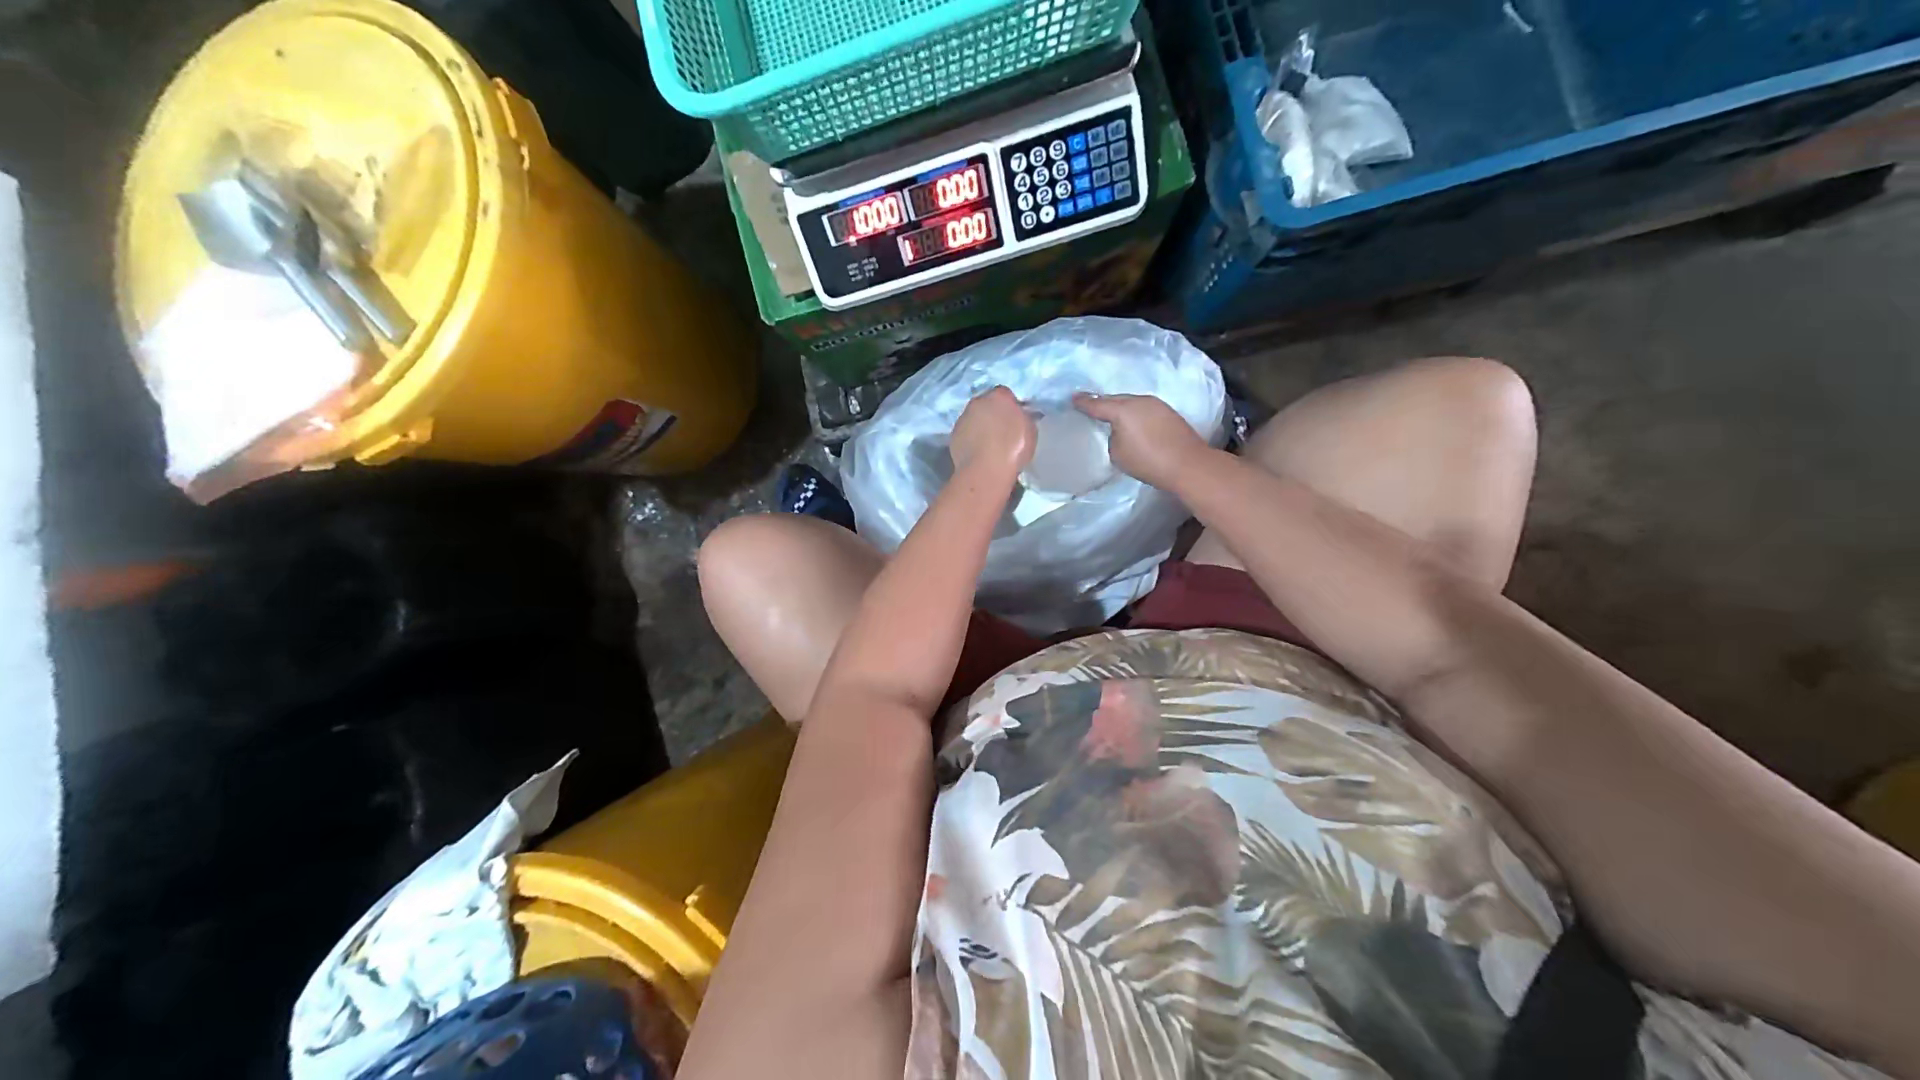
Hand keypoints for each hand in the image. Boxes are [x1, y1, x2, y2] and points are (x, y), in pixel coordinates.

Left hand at [949, 385, 1036, 478]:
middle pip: (986, 404)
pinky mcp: (953, 435)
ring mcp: (962, 418)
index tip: (1015, 419)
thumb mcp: (1030, 429)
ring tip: (989, 444)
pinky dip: (970, 439)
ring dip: (980, 426)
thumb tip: (1019, 416)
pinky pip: (965, 433)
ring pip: (973, 418)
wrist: (986, 470)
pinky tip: (978, 452)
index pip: (1005, 394)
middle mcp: (977, 402)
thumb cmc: (1013, 448)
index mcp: (998, 396)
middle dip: (993, 413)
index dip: (1010, 406)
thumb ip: (1023, 417)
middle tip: (1002, 430)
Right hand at [1073, 392, 1210, 489]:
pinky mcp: (1168, 412)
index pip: (1096, 404)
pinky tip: (1133, 423)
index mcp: (1121, 410)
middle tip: (1090, 408)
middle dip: (1102, 403)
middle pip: (1114, 399)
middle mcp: (1138, 401)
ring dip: (1120, 408)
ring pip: (1131, 402)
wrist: (1187, 464)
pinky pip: (1144, 408)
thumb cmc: (1148, 461)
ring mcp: (1156, 404)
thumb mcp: (1117, 453)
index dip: (1083, 403)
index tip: (1072, 399)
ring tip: (1112, 416)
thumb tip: (1118, 431)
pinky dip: (1135, 413)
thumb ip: (1112, 437)